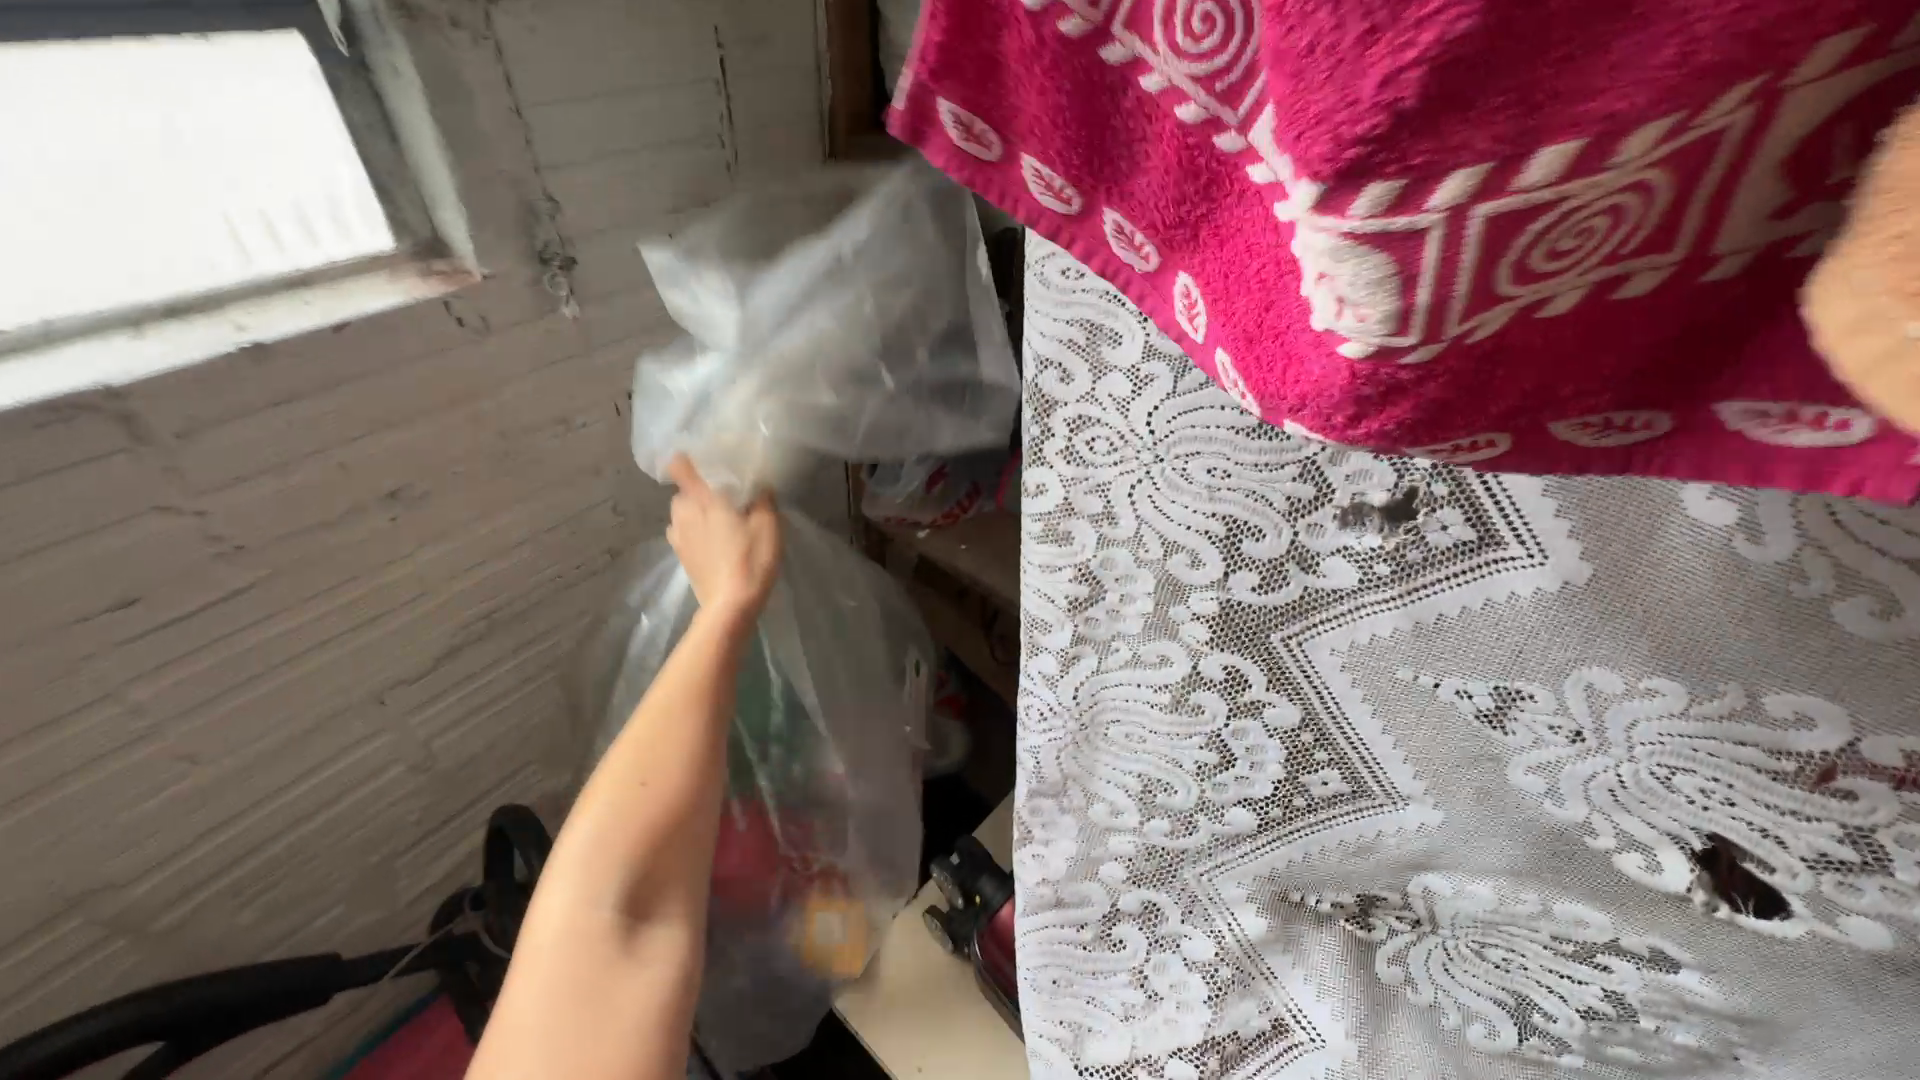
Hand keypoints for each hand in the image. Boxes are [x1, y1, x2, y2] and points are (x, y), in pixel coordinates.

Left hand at [665, 455, 781, 618]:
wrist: (730, 605)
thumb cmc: (751, 559)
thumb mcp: (768, 525)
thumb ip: (763, 499)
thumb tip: (760, 486)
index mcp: (703, 499)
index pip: (680, 467)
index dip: (687, 460)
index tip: (703, 463)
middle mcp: (684, 513)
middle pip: (683, 492)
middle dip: (699, 492)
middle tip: (724, 499)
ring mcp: (678, 536)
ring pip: (682, 513)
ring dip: (696, 513)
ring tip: (720, 523)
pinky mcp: (680, 556)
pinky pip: (683, 533)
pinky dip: (694, 533)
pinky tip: (713, 543)